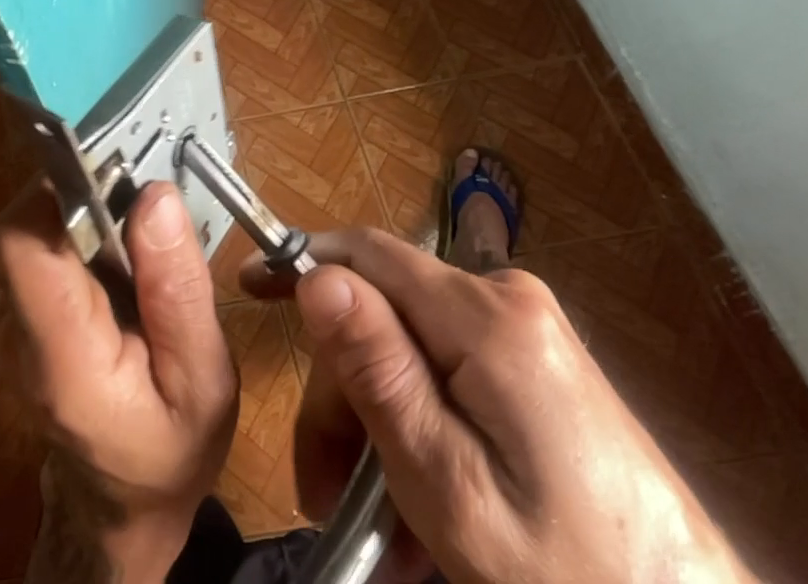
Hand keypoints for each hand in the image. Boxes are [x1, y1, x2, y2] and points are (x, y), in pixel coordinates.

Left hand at [0, 180, 237, 582]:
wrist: (121, 498)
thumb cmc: (172, 446)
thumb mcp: (204, 380)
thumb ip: (176, 290)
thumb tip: (155, 196)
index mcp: (59, 356)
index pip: (22, 243)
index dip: (59, 192)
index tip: (118, 174)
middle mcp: (13, 334)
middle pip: (27, 230)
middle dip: (87, 201)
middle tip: (151, 210)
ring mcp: (4, 327)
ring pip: (35, 236)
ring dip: (88, 223)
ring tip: (144, 249)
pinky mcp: (13, 319)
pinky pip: (42, 256)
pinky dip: (81, 246)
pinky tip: (122, 274)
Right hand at [242, 229, 755, 583]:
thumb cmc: (560, 567)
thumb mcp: (445, 479)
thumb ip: (379, 371)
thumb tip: (319, 275)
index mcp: (488, 318)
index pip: (368, 255)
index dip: (301, 264)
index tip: (248, 292)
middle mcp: (510, 303)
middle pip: (384, 317)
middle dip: (342, 398)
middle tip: (321, 493)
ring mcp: (531, 335)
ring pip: (411, 355)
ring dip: (377, 430)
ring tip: (380, 532)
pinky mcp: (540, 369)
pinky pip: (450, 379)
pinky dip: (419, 434)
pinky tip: (421, 512)